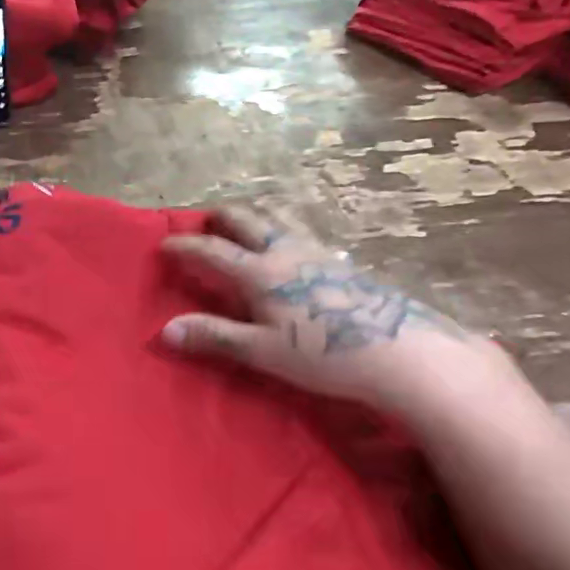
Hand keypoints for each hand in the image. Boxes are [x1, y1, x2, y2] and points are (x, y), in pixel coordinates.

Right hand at [159, 206, 507, 412]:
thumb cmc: (325, 355)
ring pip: (282, 219)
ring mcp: (320, 253)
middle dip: (222, 216)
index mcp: (260, 273)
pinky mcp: (345, 263)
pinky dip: (285, 228)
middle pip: (250, 219)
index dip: (185, 245)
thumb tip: (164, 330)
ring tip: (247, 219)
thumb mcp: (262, 350)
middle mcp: (287, 252)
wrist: (405, 354)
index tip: (164, 243)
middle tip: (206, 219)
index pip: (213, 250)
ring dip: (257, 214)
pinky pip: (305, 233)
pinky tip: (294, 247)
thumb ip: (214, 336)